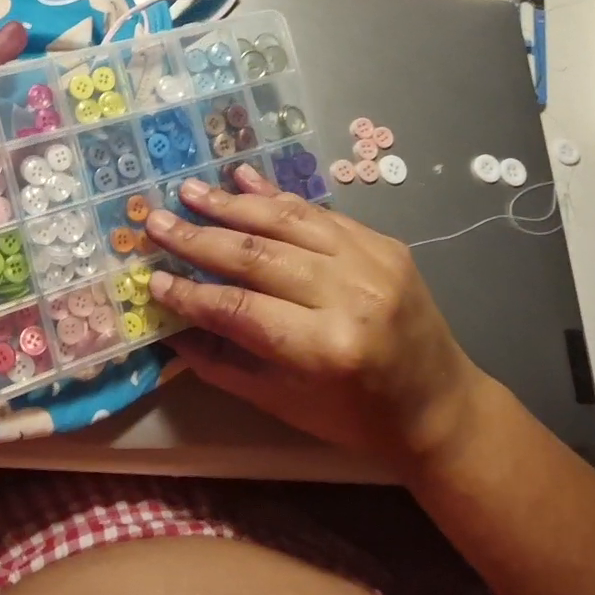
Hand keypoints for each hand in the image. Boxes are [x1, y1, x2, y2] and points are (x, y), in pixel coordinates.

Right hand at [145, 165, 490, 466]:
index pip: (241, 309)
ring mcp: (372, 261)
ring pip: (288, 222)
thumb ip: (223, 362)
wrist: (440, 404)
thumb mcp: (283, 403)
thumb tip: (169, 327)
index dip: (192, 294)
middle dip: (200, 238)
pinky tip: (241, 178)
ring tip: (189, 192)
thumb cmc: (355, 416)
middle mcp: (351, 295)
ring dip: (232, 204)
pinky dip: (277, 196)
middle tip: (155, 222)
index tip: (153, 279)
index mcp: (327, 348)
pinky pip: (319, 212)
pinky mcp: (384, 242)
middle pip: (259, 256)